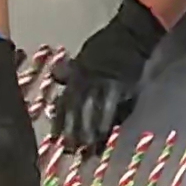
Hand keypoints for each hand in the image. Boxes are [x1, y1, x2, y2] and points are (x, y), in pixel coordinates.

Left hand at [52, 0, 165, 149]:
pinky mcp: (120, 87)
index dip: (58, 122)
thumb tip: (54, 75)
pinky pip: (112, 110)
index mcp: (76, 74)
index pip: (63, 101)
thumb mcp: (83, 56)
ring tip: (88, 150)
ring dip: (89, 133)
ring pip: (92, 113)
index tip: (55, 139)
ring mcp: (103, 83)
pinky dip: (107, 126)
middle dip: (72, 132)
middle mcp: (86, 80)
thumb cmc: (107, 47)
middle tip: (72, 150)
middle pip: (75, 111)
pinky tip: (105, 138)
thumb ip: (69, 71)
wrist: (131, 35)